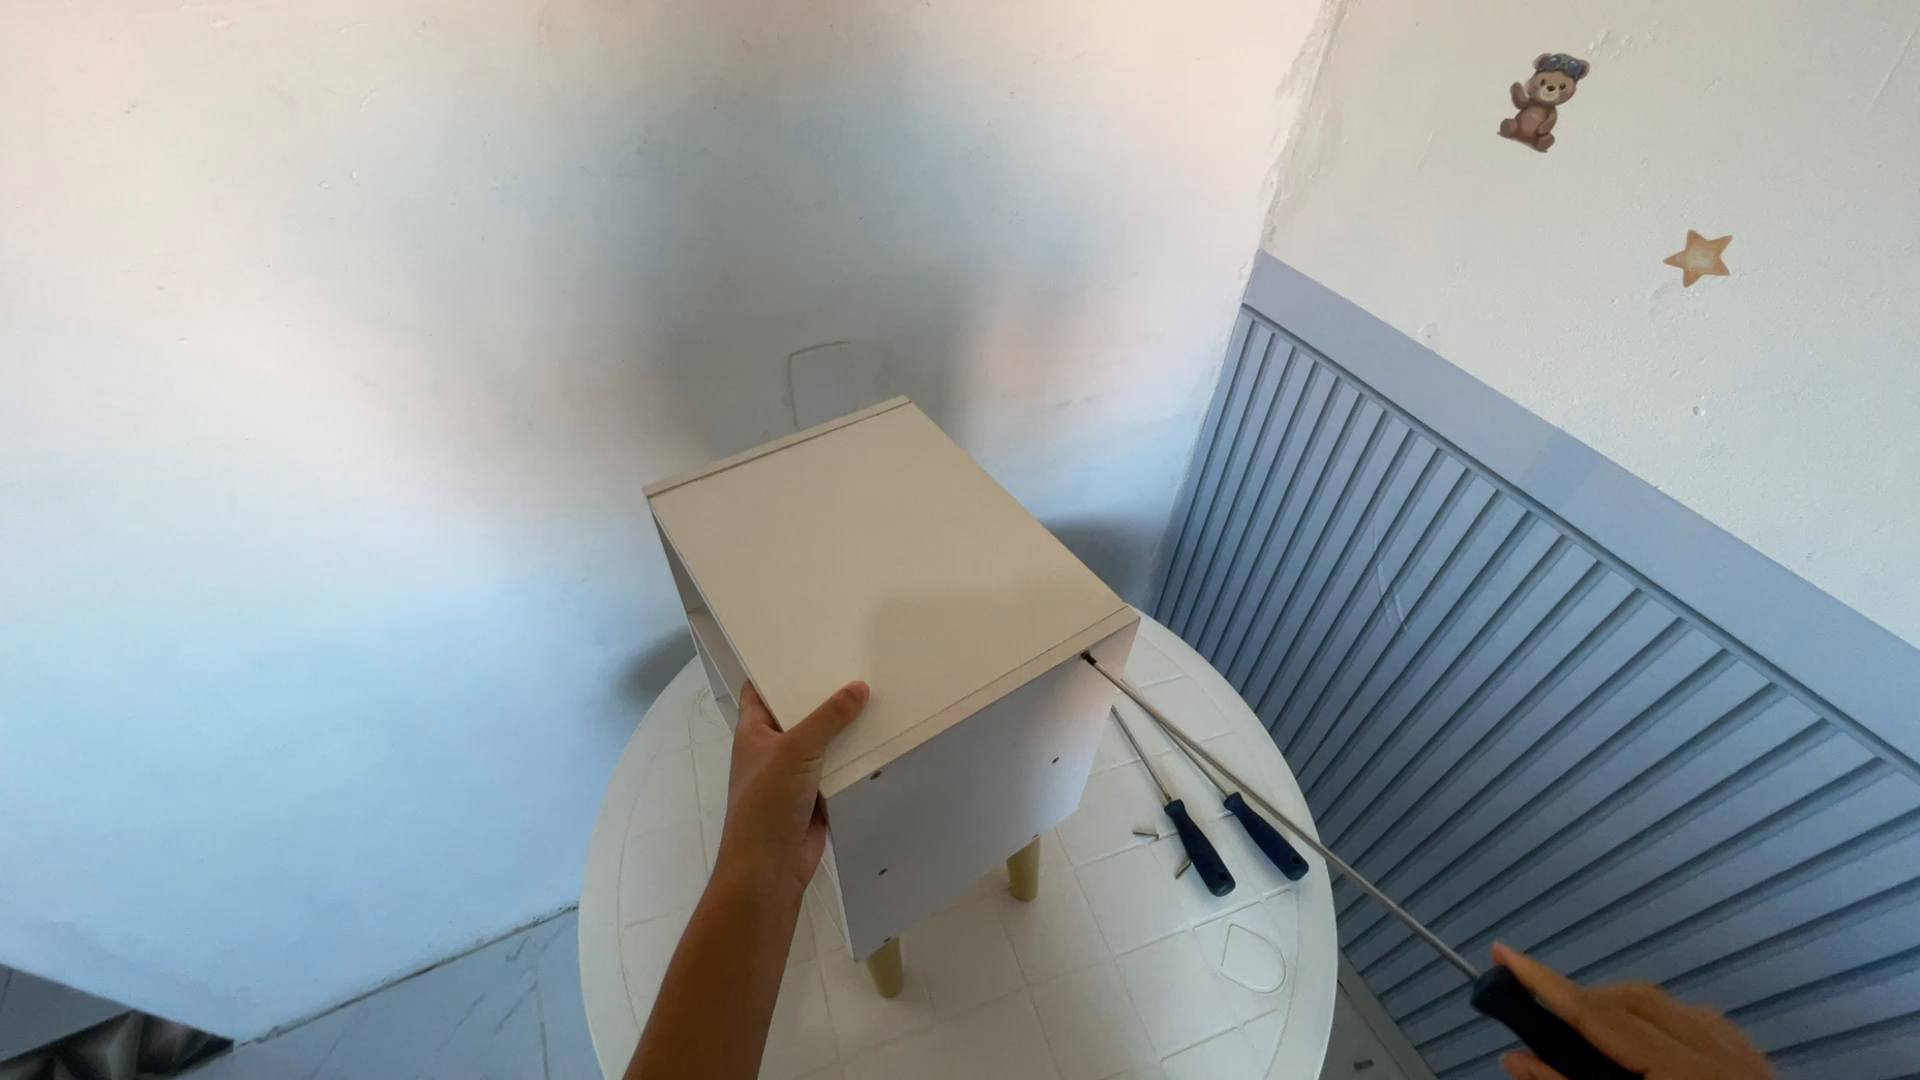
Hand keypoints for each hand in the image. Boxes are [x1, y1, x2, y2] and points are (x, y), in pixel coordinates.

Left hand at [715, 680, 869, 892]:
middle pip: (799, 712)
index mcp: (754, 730)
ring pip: (823, 739)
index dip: (778, 667)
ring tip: (875, 690)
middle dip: (823, 693)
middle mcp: (773, 747)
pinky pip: (838, 764)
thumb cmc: (767, 802)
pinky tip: (880, 733)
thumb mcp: (796, 750)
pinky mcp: (817, 791)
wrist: (770, 868)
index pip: (760, 689)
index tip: (806, 644)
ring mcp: (795, 771)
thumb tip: (859, 688)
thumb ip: (828, 718)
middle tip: (854, 661)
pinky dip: (854, 753)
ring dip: (844, 725)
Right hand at [1494, 944, 1773, 1079]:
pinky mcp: (1759, 1068)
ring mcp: (1746, 1061)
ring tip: (1591, 1030)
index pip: (1599, 1015)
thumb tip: (1513, 1057)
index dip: (1544, 983)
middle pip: (1631, 1000)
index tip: (1501, 951)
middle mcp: (1721, 1059)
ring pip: (1665, 1004)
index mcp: (1687, 1078)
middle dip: (1581, 998)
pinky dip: (1662, 1019)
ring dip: (1619, 1006)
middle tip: (1543, 1012)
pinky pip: (1701, 1022)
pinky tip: (1648, 1039)